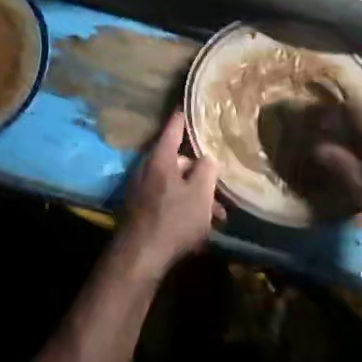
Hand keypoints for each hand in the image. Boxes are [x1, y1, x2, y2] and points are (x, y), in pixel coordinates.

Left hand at [113, 112, 220, 281]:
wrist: (140, 255)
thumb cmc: (174, 219)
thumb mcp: (200, 194)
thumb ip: (207, 170)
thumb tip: (206, 158)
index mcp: (161, 159)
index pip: (173, 129)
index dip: (184, 118)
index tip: (189, 106)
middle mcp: (147, 169)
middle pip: (178, 161)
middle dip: (200, 174)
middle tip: (220, 190)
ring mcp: (141, 189)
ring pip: (175, 185)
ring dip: (196, 196)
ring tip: (217, 217)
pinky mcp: (141, 210)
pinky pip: (167, 201)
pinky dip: (184, 208)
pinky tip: (199, 229)